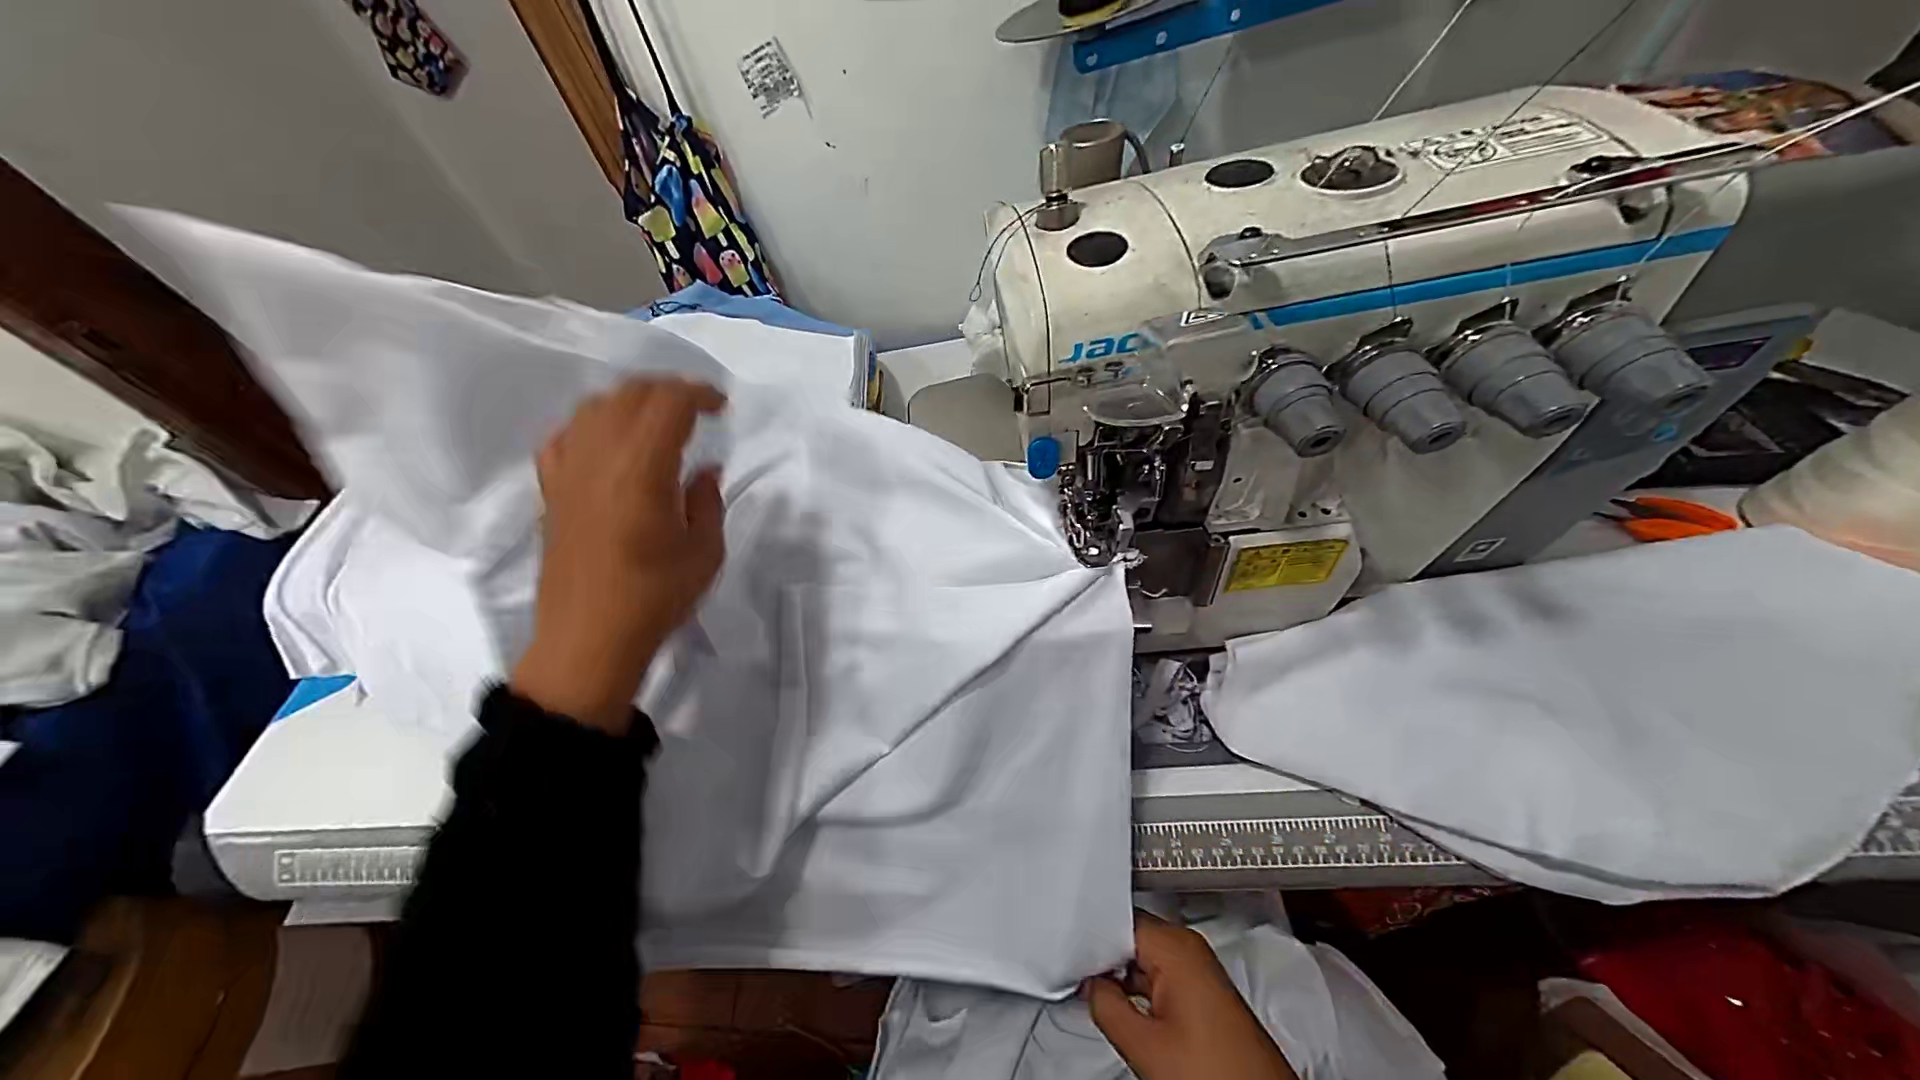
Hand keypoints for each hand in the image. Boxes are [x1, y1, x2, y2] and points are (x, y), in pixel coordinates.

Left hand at [511, 379, 726, 733]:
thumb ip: (708, 500)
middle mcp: (599, 457)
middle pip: (630, 395)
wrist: (589, 638)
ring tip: (656, 421)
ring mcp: (568, 471)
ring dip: (631, 402)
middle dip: (668, 391)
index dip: (698, 393)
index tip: (721, 407)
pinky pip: (566, 436)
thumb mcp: (705, 551)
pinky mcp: (551, 490)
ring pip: (595, 408)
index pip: (668, 403)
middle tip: (697, 410)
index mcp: (642, 469)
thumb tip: (703, 469)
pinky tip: (608, 444)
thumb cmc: (656, 597)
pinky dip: (592, 426)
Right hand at [1085, 911, 1298, 1079]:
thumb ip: (1105, 1005)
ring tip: (1095, 995)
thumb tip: (1091, 984)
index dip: (1088, 936)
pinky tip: (1123, 1009)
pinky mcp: (1203, 991)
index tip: (1068, 953)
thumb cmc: (1218, 1077)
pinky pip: (1158, 974)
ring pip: (1143, 957)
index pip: (1117, 919)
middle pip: (1130, 936)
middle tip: (1077, 977)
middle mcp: (1189, 948)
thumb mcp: (1144, 1046)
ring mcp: (1198, 970)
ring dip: (1119, 975)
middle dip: (1103, 957)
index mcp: (1175, 946)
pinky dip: (1138, 988)